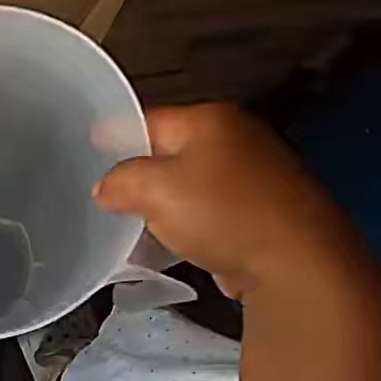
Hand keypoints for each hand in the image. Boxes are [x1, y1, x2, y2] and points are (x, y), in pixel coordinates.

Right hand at [93, 103, 356, 298]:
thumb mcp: (154, 189)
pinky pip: (207, 210)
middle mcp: (235, 138)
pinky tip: (171, 240)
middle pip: (169, 151)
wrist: (291, 260)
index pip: (148, 119)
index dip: (115, 134)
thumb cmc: (220, 213)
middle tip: (106, 195)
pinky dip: (185, 222)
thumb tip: (106, 188)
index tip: (89, 147)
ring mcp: (251, 175)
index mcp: (210, 120)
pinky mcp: (258, 210)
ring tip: (133, 222)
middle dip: (138, 173)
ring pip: (188, 183)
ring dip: (161, 202)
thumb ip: (120, 181)